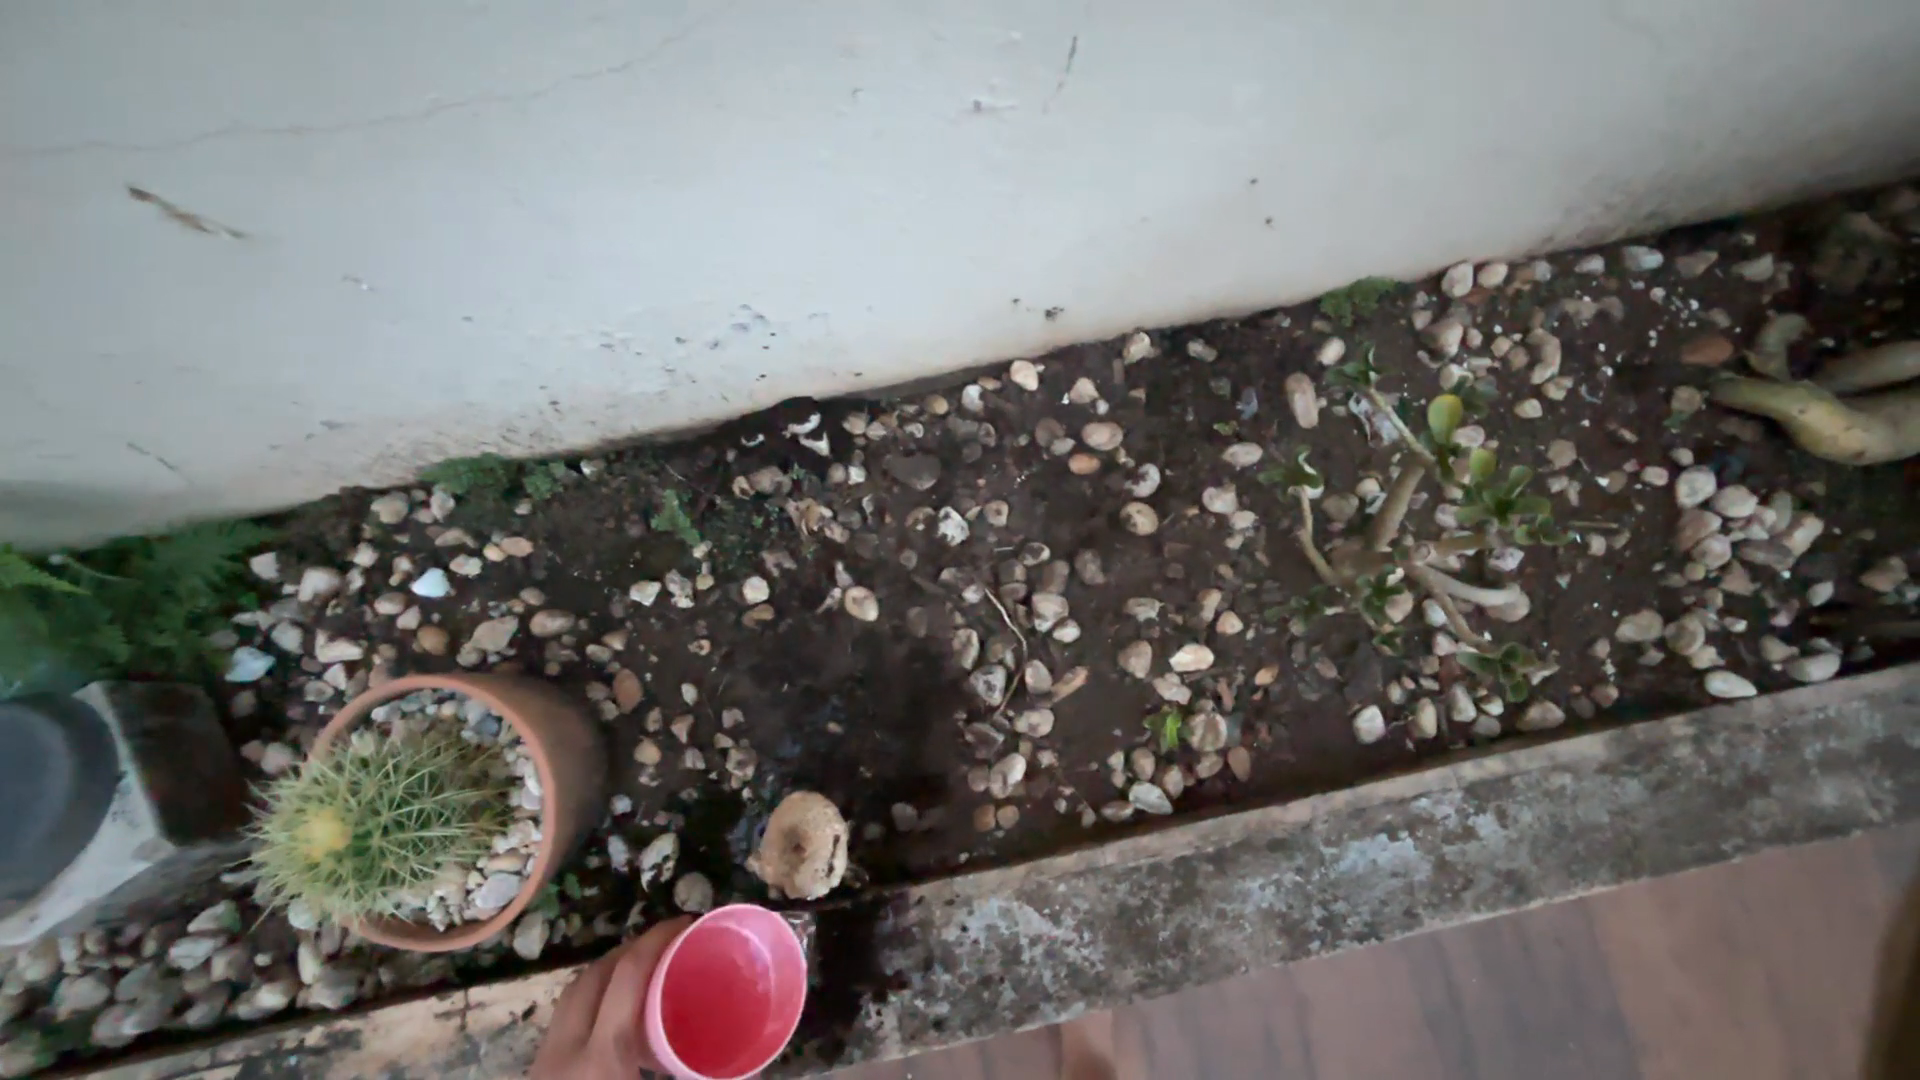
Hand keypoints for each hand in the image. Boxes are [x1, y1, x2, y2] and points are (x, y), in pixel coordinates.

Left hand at [531, 916, 692, 1078]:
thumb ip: (684, 1065)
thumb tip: (731, 1057)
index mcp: (604, 1056)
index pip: (628, 974)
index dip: (659, 938)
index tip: (687, 923)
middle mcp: (566, 1050)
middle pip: (595, 973)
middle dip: (632, 948)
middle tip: (668, 945)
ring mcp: (543, 1062)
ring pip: (572, 995)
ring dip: (607, 972)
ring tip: (642, 974)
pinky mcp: (535, 1073)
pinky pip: (563, 1022)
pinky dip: (590, 1004)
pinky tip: (612, 1018)